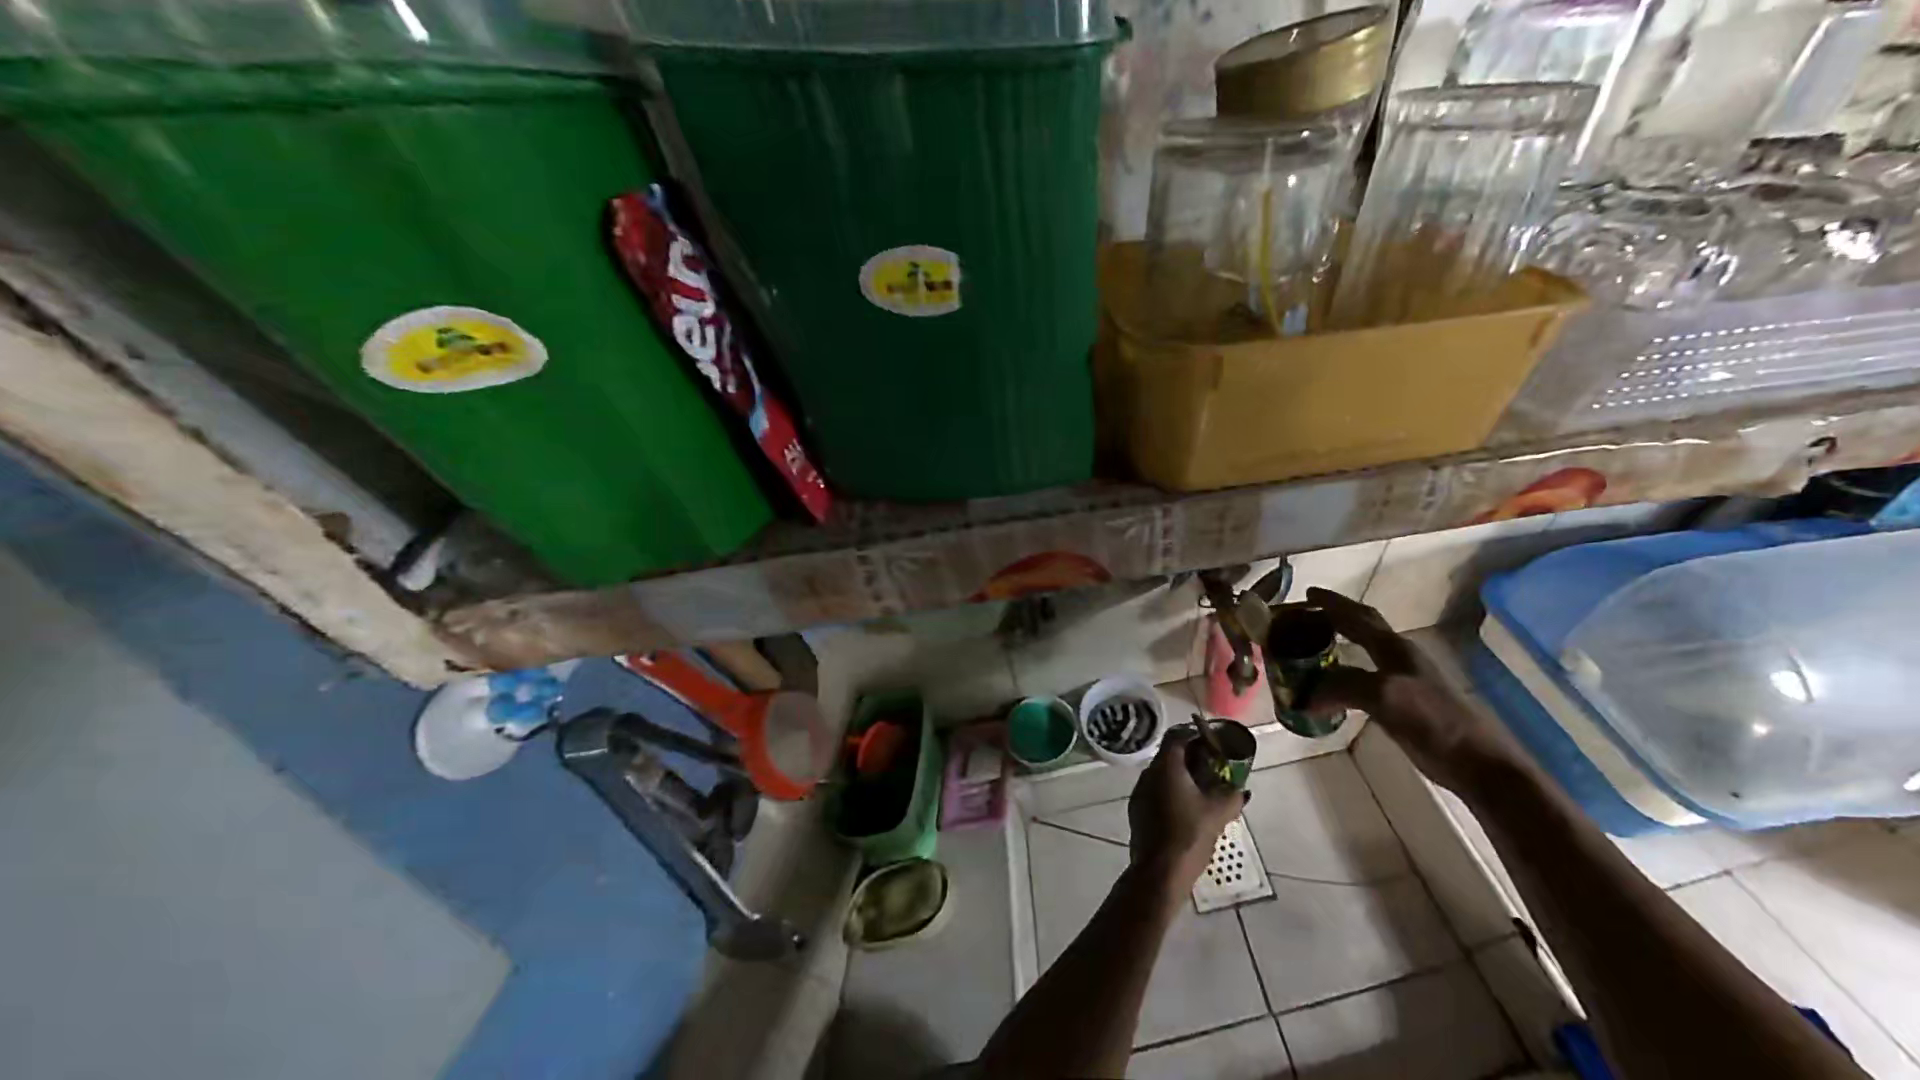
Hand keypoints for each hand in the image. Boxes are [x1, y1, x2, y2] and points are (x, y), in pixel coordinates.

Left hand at [1127, 729, 1246, 889]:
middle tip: (1213, 766)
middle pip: (1169, 755)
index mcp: (1166, 767)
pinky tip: (1186, 807)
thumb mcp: (1218, 814)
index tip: (1213, 742)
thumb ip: (1232, 795)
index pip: (1177, 737)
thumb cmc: (1189, 835)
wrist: (1159, 870)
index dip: (1196, 735)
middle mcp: (1149, 773)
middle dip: (1191, 757)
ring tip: (1202, 788)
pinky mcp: (1137, 809)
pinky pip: (1155, 790)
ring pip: (1162, 773)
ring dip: (1181, 775)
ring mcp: (1140, 791)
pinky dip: (1171, 791)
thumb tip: (1242, 788)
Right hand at [1304, 587, 1522, 795]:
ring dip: (1339, 644)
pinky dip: (1343, 675)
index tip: (1308, 593)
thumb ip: (1341, 687)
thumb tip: (1304, 696)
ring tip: (1311, 648)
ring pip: (1364, 653)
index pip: (1359, 616)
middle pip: (1364, 628)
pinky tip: (1334, 686)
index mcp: (1395, 649)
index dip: (1333, 603)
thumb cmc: (1433, 721)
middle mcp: (1400, 658)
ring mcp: (1404, 681)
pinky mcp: (1403, 705)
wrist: (1477, 763)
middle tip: (1304, 618)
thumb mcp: (1382, 695)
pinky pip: (1364, 679)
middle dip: (1335, 618)